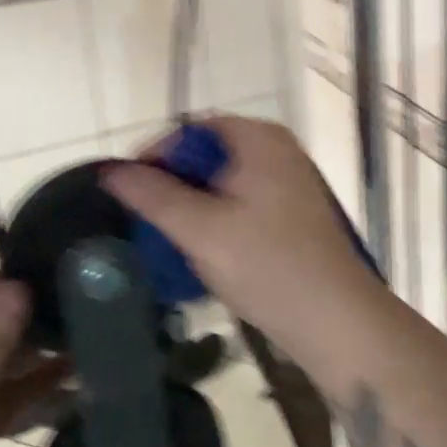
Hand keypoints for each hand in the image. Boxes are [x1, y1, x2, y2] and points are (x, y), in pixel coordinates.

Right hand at [101, 116, 383, 358]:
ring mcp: (290, 178)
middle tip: (145, 220)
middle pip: (209, 153)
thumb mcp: (201, 230)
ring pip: (225, 180)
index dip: (155, 155)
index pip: (192, 129)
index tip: (127, 191)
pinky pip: (243, 200)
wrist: (336, 318)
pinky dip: (218, 218)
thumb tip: (111, 170)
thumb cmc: (268, 266)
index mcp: (259, 138)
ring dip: (194, 205)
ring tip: (167, 240)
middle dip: (174, 183)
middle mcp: (278, 148)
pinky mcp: (294, 209)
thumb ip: (155, 196)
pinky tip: (202, 251)